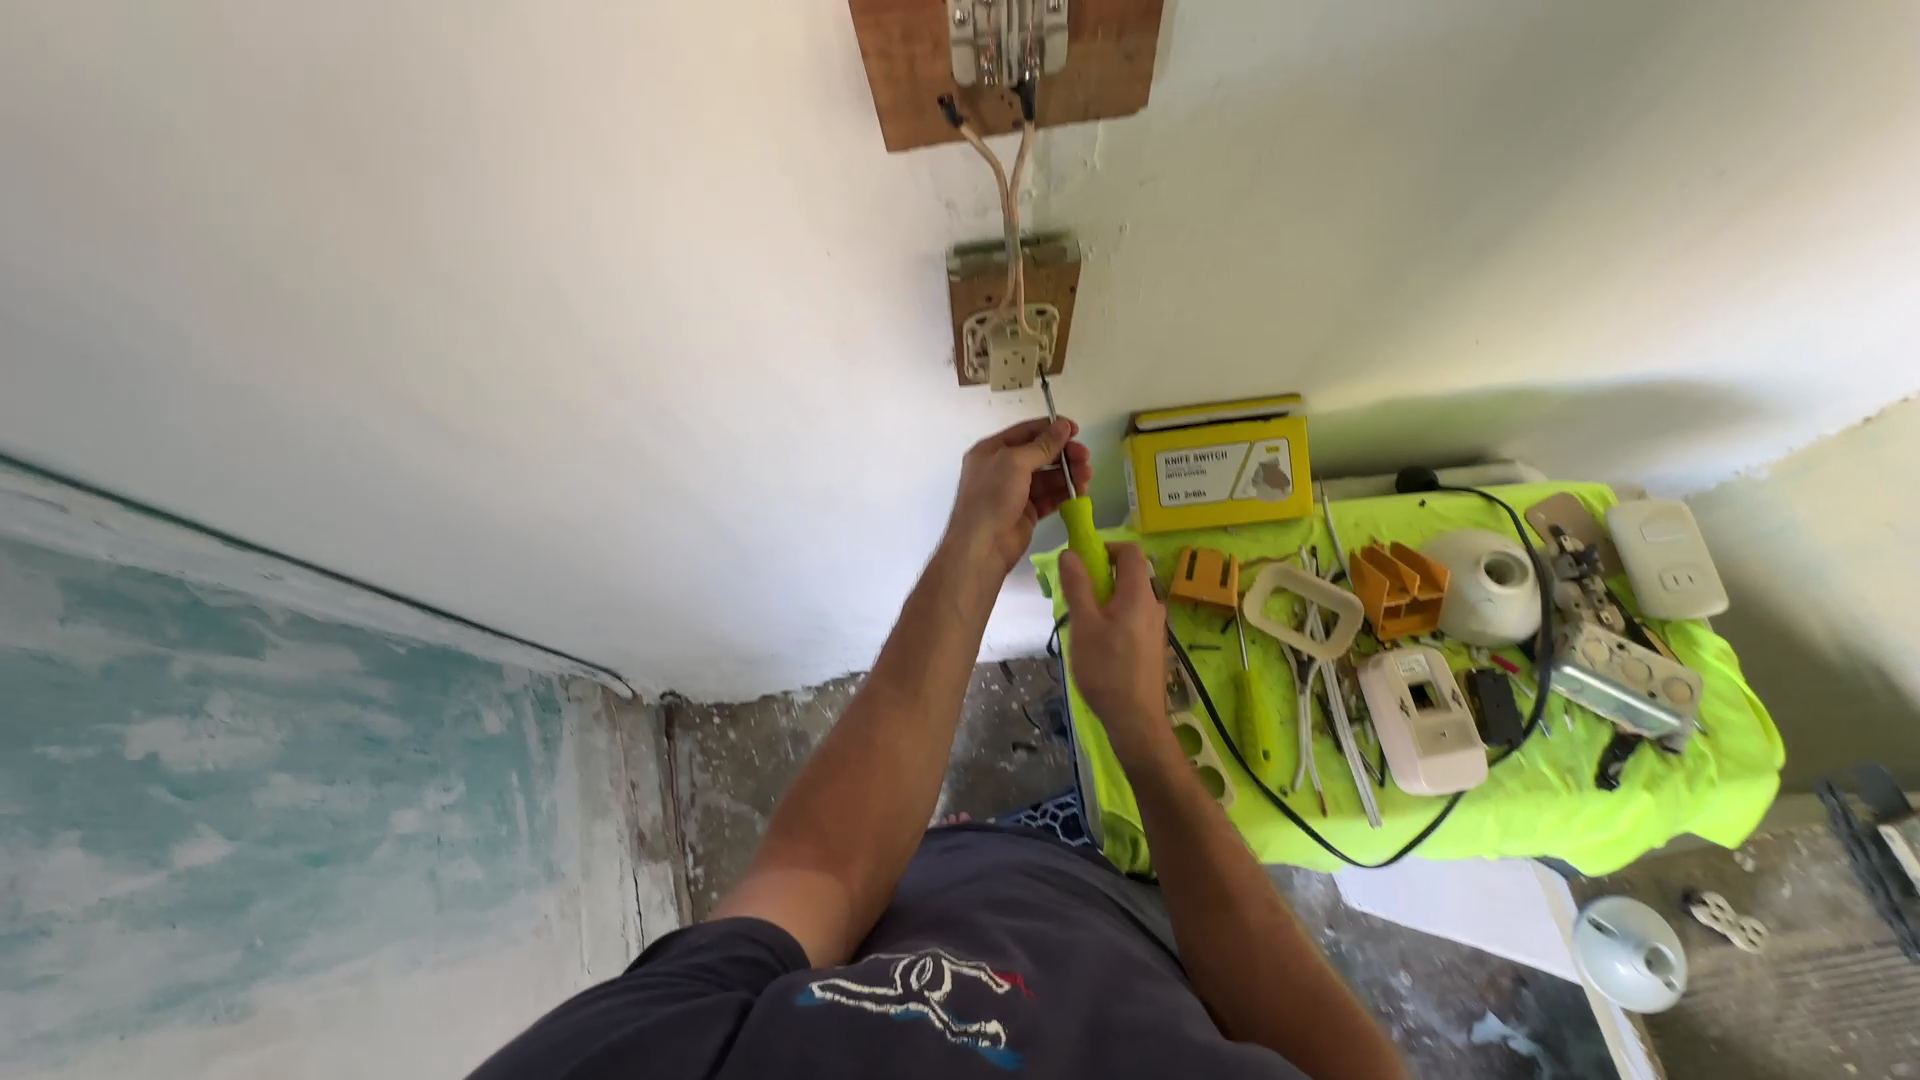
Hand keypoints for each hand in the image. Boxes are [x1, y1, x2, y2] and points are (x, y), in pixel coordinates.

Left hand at [944, 417, 1092, 575]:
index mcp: (992, 450)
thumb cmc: (992, 497)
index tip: (1076, 430)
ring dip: (1068, 474)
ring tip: (1086, 476)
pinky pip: (1049, 497)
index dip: (1051, 429)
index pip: (1026, 432)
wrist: (982, 546)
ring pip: (1047, 477)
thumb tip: (1064, 425)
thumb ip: (1042, 445)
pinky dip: (1064, 493)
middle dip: (1064, 454)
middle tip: (1085, 457)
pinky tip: (1080, 491)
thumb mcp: (1015, 463)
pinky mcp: (1026, 512)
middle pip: (1040, 454)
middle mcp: (1002, 468)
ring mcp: (1014, 491)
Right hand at [1058, 543, 1171, 761]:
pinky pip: (1134, 617)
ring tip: (1082, 621)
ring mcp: (1157, 626)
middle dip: (1101, 576)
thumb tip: (1071, 553)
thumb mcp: (1084, 624)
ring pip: (1131, 598)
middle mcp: (1154, 605)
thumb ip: (1078, 586)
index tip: (1082, 562)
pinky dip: (1115, 616)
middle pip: (1130, 574)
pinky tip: (1098, 642)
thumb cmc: (1106, 669)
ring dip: (1106, 599)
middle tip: (1075, 594)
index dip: (1106, 547)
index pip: (1130, 551)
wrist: (1135, 719)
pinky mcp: (1153, 645)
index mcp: (1139, 594)